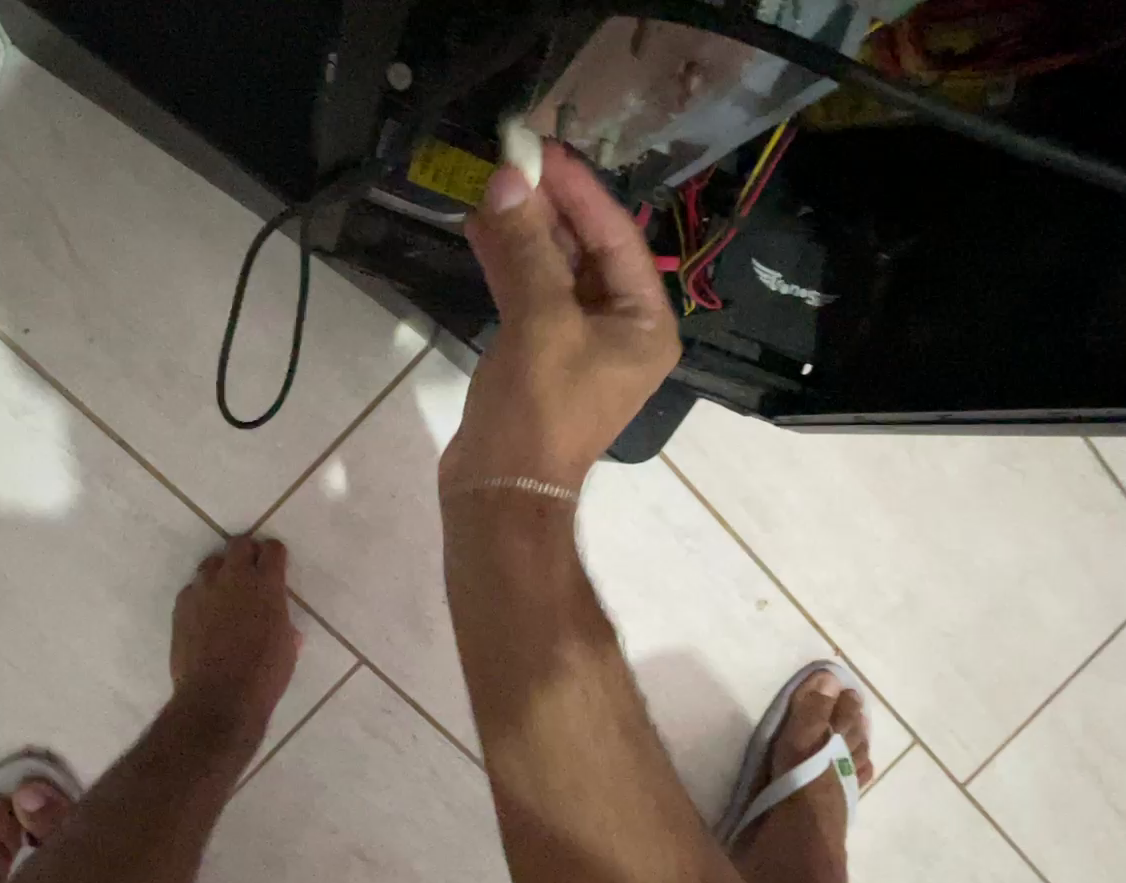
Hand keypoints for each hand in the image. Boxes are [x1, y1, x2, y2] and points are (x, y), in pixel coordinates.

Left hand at [170, 535, 302, 728]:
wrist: (218, 697)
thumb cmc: (264, 675)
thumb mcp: (286, 649)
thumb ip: (285, 628)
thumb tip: (286, 629)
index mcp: (267, 585)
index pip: (272, 549)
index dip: (275, 555)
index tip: (275, 563)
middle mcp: (234, 578)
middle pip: (239, 544)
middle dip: (247, 552)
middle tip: (251, 571)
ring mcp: (204, 590)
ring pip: (212, 563)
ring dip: (222, 571)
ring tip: (226, 591)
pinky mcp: (181, 606)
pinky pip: (192, 589)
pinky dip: (202, 595)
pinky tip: (205, 615)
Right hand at [443, 141, 679, 492]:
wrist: (500, 489)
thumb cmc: (538, 412)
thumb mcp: (539, 324)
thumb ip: (526, 250)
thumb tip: (507, 180)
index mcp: (644, 324)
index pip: (617, 238)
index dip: (579, 192)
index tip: (543, 151)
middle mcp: (619, 330)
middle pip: (585, 252)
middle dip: (547, 210)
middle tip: (509, 165)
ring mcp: (576, 344)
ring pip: (551, 273)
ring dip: (521, 235)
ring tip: (487, 192)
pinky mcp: (539, 358)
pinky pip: (528, 298)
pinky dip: (506, 267)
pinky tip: (481, 233)